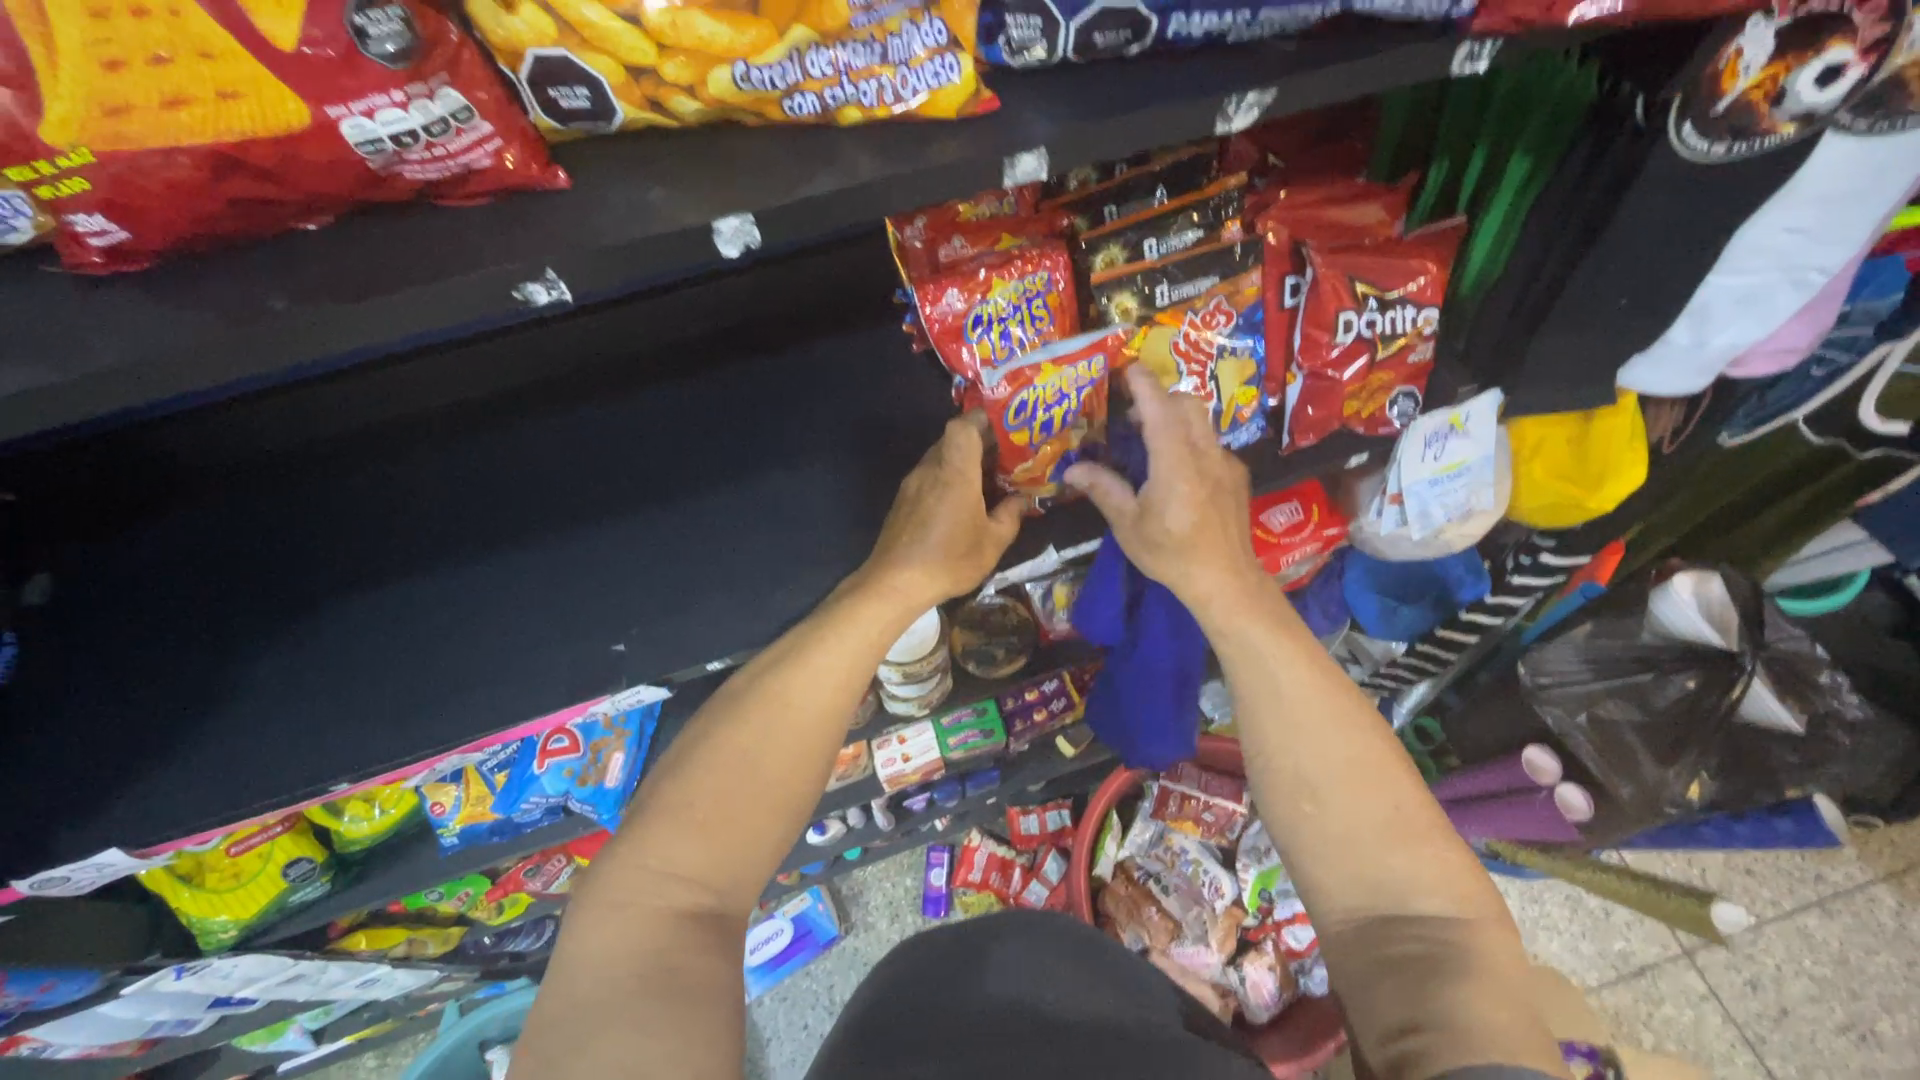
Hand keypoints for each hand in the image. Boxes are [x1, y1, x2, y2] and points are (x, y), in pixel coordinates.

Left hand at [858, 413, 1023, 611]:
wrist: (895, 583)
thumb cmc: (949, 560)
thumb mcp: (993, 542)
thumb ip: (1010, 515)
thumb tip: (1022, 499)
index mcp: (955, 470)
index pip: (964, 425)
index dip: (984, 419)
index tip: (1005, 428)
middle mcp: (930, 468)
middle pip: (952, 439)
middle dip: (979, 442)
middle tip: (1005, 456)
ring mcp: (912, 483)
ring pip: (940, 457)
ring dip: (963, 462)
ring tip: (988, 479)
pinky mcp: (903, 500)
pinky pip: (930, 476)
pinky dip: (947, 478)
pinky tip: (962, 501)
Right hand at [1063, 365, 1264, 615]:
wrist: (1226, 581)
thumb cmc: (1172, 555)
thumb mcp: (1129, 526)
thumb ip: (1104, 489)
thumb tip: (1073, 469)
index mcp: (1175, 462)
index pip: (1159, 406)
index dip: (1142, 382)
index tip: (1125, 369)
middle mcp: (1205, 453)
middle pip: (1186, 403)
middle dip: (1160, 399)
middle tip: (1133, 416)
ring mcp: (1225, 463)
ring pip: (1202, 422)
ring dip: (1177, 420)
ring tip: (1153, 443)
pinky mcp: (1236, 476)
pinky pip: (1212, 444)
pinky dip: (1192, 443)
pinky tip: (1178, 473)